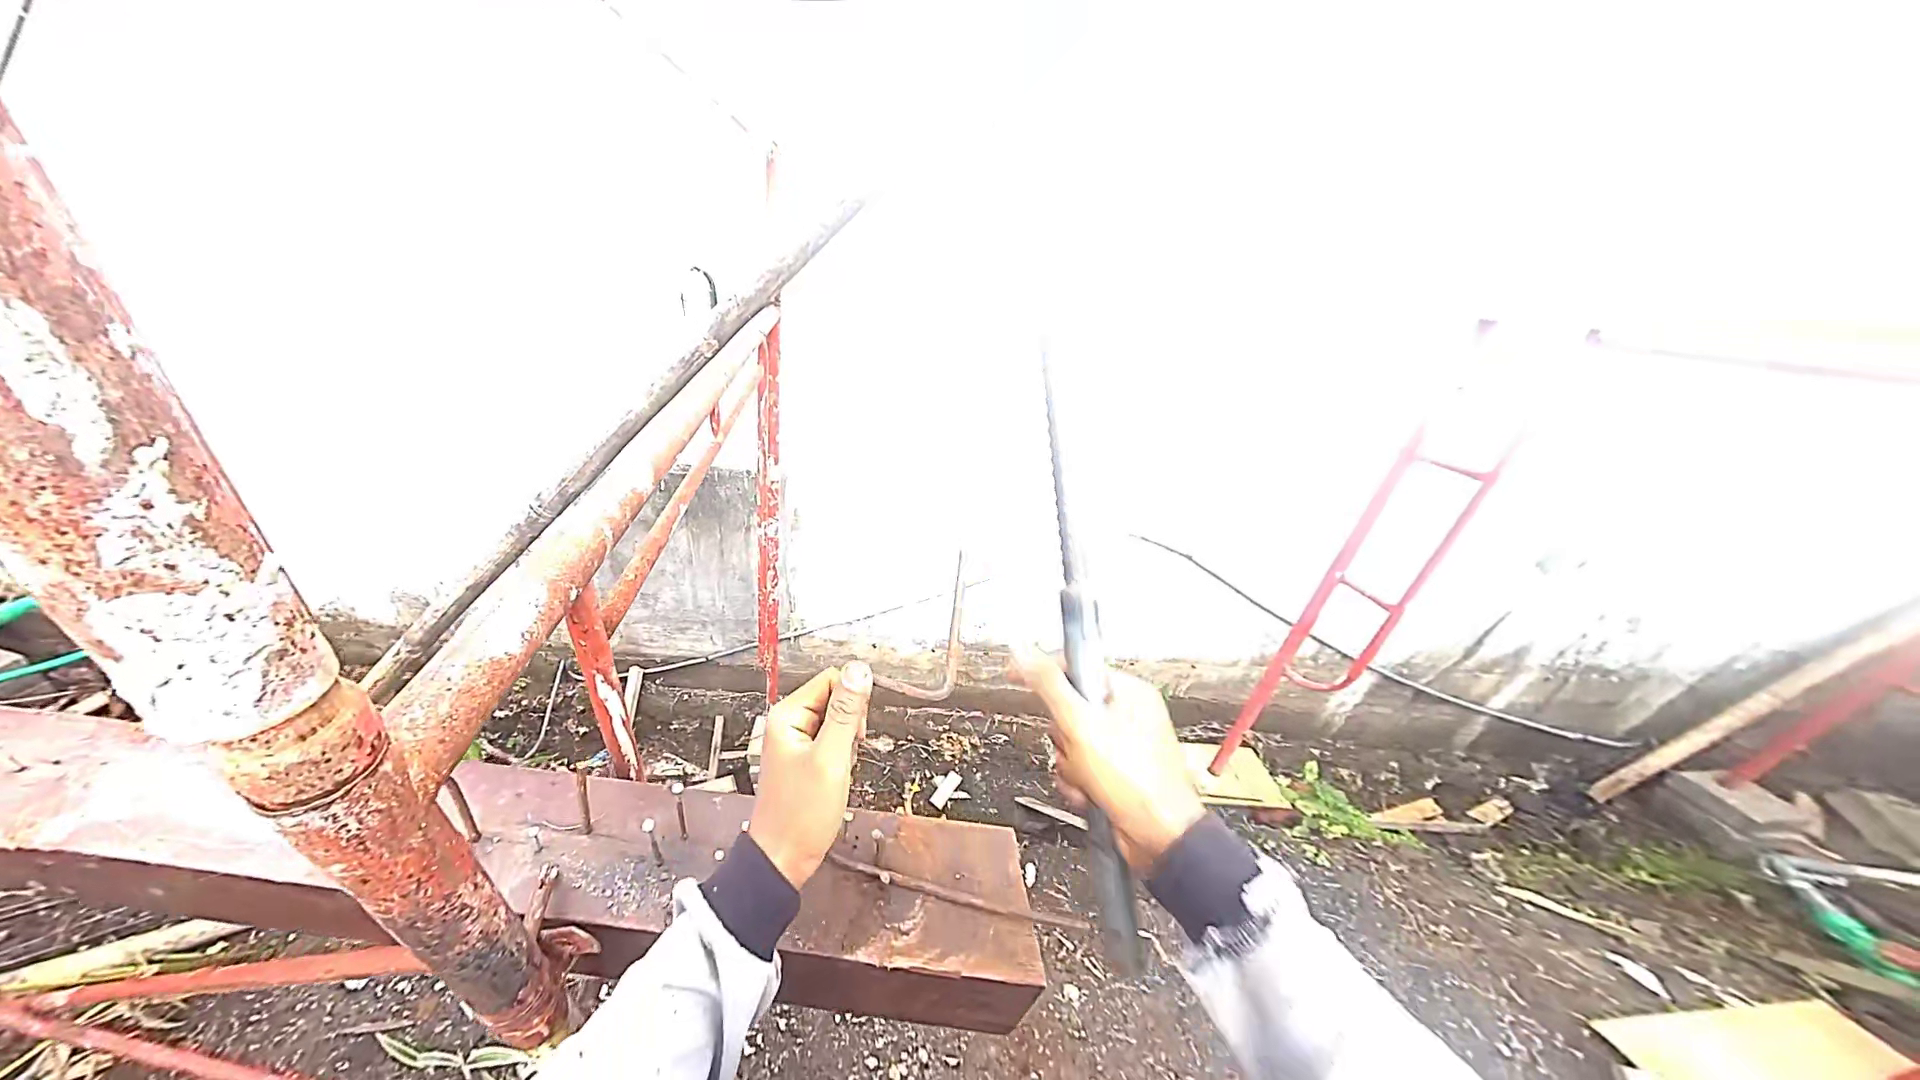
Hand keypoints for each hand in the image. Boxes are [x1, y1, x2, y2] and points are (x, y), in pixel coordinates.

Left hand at [747, 662, 870, 887]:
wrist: (785, 858)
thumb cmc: (801, 814)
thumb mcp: (831, 758)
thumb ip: (847, 713)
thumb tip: (859, 671)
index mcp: (787, 715)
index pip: (832, 680)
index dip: (852, 701)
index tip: (854, 731)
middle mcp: (789, 722)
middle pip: (836, 698)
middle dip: (851, 723)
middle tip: (845, 753)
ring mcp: (796, 740)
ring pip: (838, 720)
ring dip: (847, 741)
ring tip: (839, 768)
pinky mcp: (805, 756)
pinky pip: (833, 740)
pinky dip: (842, 755)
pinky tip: (836, 774)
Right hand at [1012, 645, 1205, 873]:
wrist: (1158, 838)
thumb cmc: (1138, 782)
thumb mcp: (1082, 724)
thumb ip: (1050, 686)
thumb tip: (1025, 653)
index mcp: (1128, 691)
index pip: (1074, 668)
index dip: (1044, 674)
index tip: (1016, 674)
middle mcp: (1126, 715)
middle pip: (1067, 710)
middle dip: (1064, 737)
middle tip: (1077, 747)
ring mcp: (1120, 745)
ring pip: (1069, 742)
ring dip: (1070, 764)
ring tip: (1088, 776)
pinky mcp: (1114, 772)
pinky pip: (1078, 767)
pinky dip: (1077, 782)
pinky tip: (1090, 793)